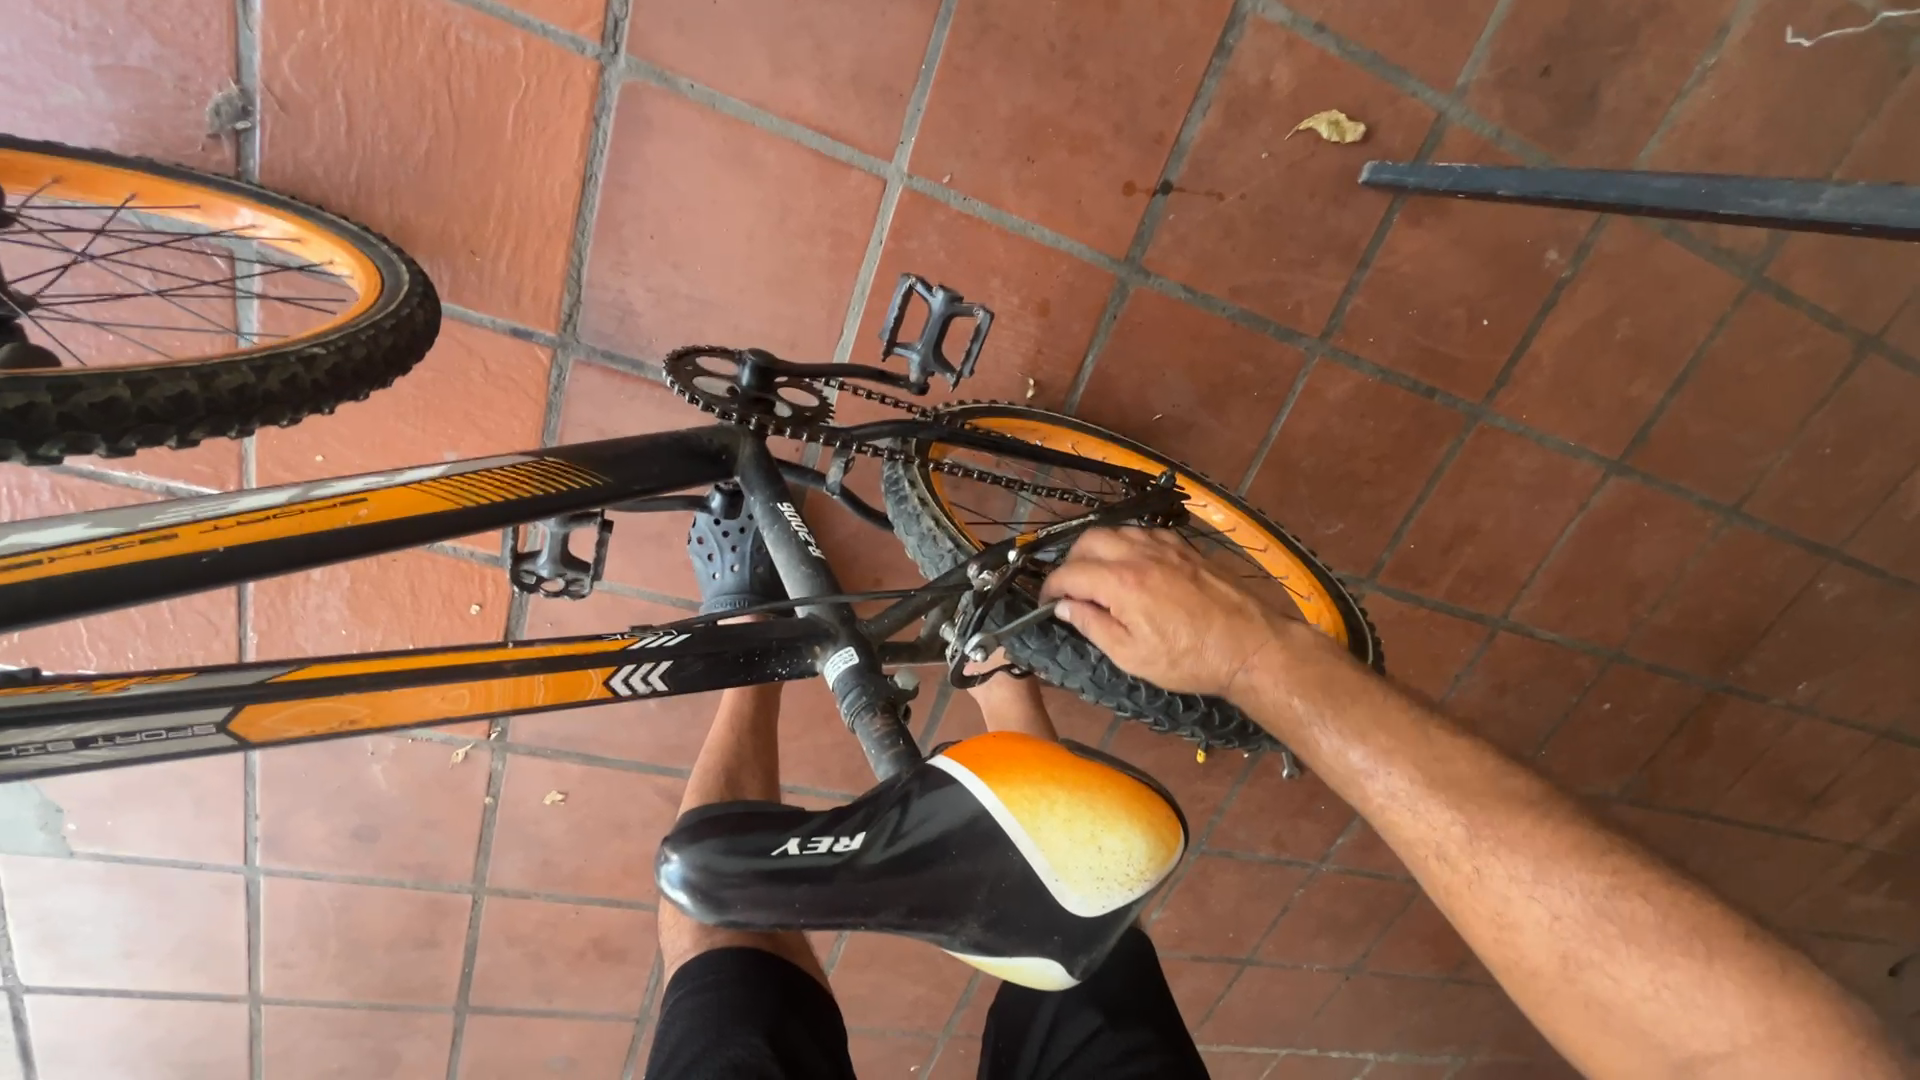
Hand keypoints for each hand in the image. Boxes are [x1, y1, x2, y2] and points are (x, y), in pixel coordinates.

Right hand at [1037, 526, 1298, 698]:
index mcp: (1121, 583)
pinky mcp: (1186, 546)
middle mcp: (1139, 554)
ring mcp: (1165, 545)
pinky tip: (1133, 565)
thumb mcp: (1131, 656)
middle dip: (1071, 561)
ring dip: (1098, 549)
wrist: (1250, 646)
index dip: (1050, 587)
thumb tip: (1064, 607)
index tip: (1046, 603)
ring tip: (1099, 575)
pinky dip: (1128, 544)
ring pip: (1116, 531)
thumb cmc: (1188, 660)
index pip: (1068, 573)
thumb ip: (1093, 626)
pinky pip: (1144, 533)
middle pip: (1087, 540)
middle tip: (1072, 588)